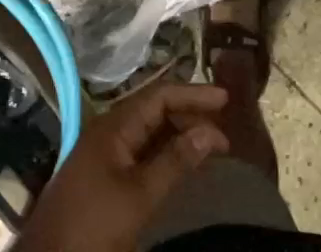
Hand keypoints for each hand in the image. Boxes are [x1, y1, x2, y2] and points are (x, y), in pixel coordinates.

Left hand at [16, 82, 229, 251]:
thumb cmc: (93, 227)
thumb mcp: (139, 196)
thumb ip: (176, 161)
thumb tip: (210, 131)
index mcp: (114, 127)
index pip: (160, 96)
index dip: (194, 95)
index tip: (226, 100)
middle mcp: (108, 132)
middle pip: (155, 110)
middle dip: (190, 116)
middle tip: (222, 136)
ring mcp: (104, 154)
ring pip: (149, 132)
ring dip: (179, 135)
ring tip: (209, 148)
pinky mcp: (103, 176)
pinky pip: (141, 152)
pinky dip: (165, 153)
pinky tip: (182, 164)